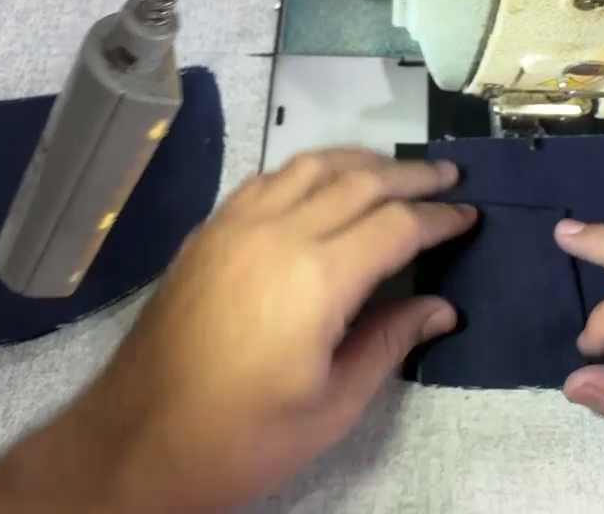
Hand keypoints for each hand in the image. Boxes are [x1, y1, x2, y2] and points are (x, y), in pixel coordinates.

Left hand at [0, 148, 475, 512]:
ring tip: (395, 168)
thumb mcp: (332, 407)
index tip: (468, 213)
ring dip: (363, 160)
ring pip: (314, 164)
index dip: (439, 217)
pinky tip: (324, 180)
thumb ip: (391, 342)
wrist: (134, 442)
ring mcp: (240, 222)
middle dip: (412, 175)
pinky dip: (310, 168)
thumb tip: (443, 307)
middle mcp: (281, 231)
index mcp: (318, 278)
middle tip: (448, 175)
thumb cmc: (241, 438)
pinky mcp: (212, 227)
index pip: (397, 225)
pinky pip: (271, 177)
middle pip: (362, 180)